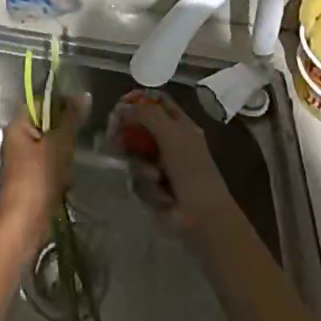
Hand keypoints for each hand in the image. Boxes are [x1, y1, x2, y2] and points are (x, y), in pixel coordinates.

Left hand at [0, 106, 77, 235]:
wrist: (24, 223)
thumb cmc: (38, 178)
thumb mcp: (59, 144)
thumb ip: (71, 119)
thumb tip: (83, 94)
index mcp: (17, 126)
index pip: (40, 103)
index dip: (60, 104)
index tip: (80, 114)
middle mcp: (16, 140)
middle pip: (47, 127)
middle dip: (64, 138)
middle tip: (72, 148)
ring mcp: (22, 162)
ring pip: (52, 149)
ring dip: (64, 159)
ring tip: (67, 172)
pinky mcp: (30, 180)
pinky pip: (50, 168)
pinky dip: (59, 175)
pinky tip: (64, 186)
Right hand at [112, 91, 226, 224]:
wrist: (203, 218)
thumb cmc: (191, 172)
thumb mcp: (171, 135)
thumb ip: (147, 115)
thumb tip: (123, 107)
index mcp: (181, 126)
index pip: (156, 103)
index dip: (138, 102)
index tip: (119, 108)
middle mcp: (170, 143)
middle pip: (139, 130)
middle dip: (129, 137)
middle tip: (117, 142)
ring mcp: (161, 166)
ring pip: (135, 156)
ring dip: (142, 168)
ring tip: (155, 179)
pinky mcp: (153, 189)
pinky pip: (137, 180)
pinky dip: (147, 188)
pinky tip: (160, 196)